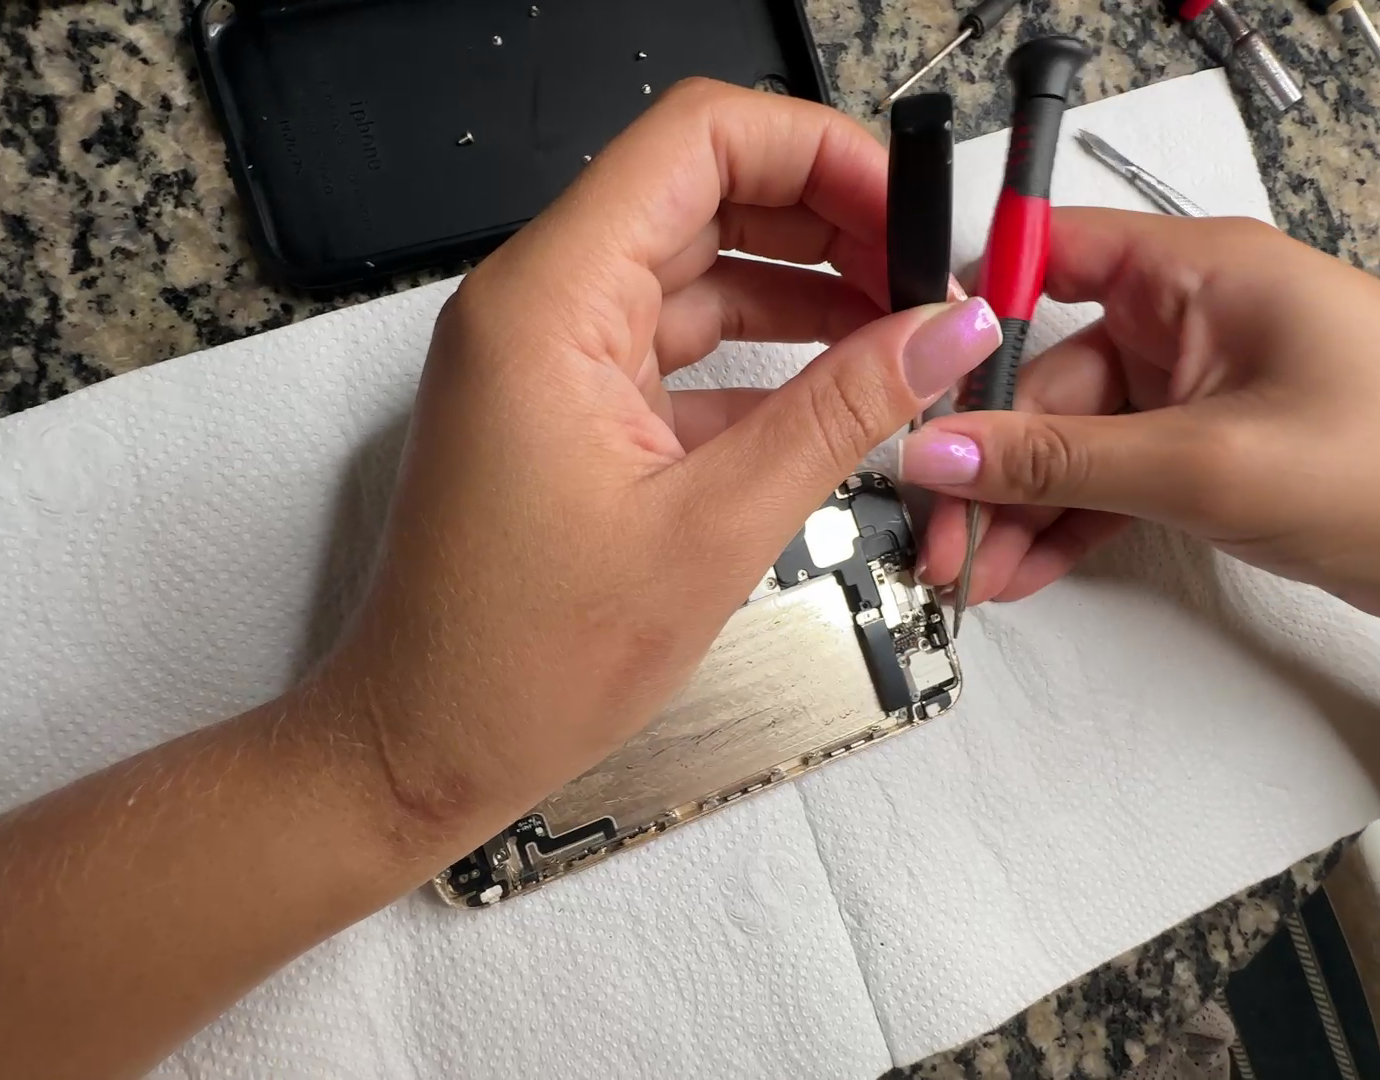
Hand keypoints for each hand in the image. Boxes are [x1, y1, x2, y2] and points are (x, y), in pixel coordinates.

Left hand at [315, 80, 1000, 851]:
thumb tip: (945, 331)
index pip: (696, 139)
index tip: (905, 212)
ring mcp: (549, 361)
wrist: (434, 739)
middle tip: (920, 278)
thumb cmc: (538, 658)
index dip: (817, 152)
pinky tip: (827, 391)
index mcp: (550, 304)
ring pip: (692, 278)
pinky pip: (672, 354)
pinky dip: (751, 363)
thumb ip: (841, 412)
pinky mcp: (565, 412)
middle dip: (823, 224)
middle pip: (700, 198)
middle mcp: (538, 308)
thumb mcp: (716, 528)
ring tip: (896, 331)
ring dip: (796, 295)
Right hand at [899, 209, 1379, 624]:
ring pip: (1064, 448)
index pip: (1048, 257)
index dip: (971, 310)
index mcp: (1194, 275)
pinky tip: (1023, 575)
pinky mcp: (1195, 457)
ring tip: (976, 578)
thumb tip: (930, 454)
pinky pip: (1101, 486)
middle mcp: (1182, 325)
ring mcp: (1186, 397)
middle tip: (941, 542)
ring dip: (1017, 513)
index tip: (904, 383)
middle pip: (1041, 386)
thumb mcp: (1205, 461)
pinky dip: (1061, 530)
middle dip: (985, 468)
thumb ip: (1054, 460)